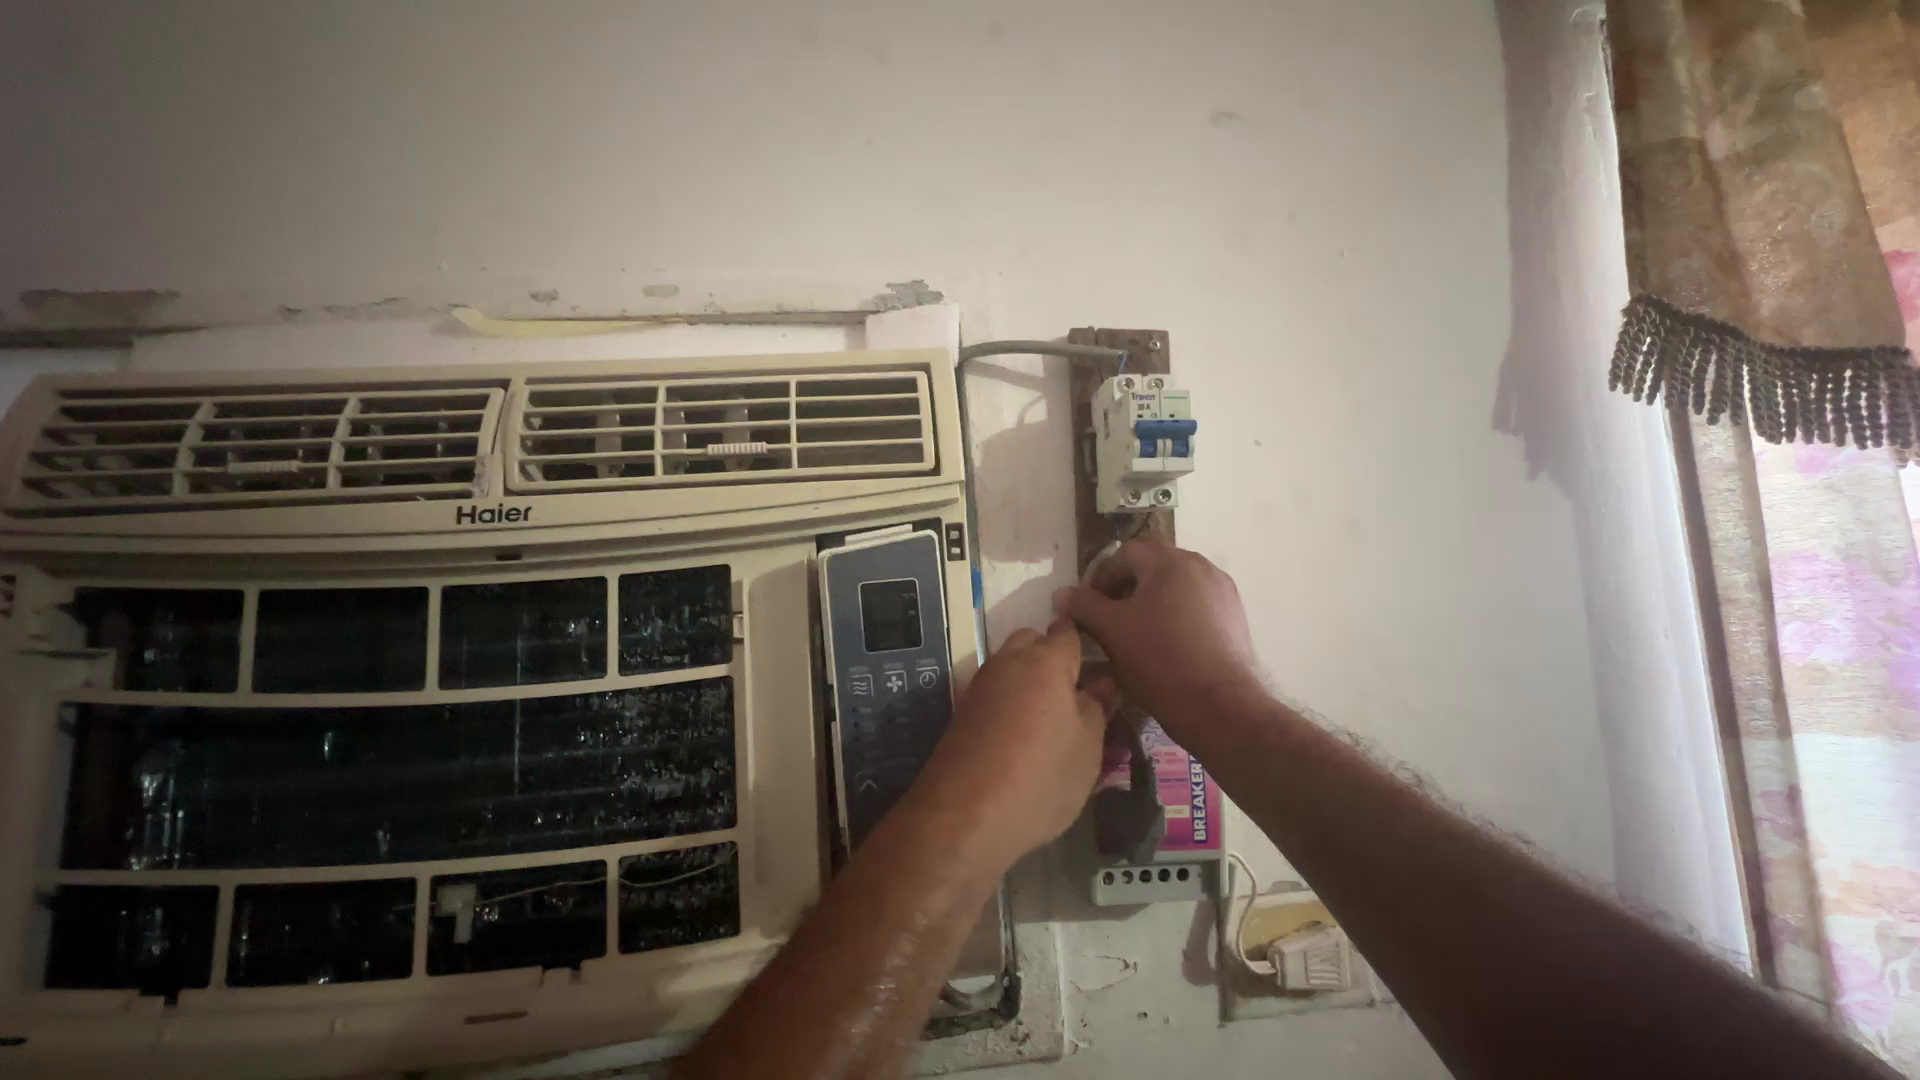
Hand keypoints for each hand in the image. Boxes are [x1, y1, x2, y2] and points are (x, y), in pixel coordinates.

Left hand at [910, 619, 1114, 866]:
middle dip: (1050, 657)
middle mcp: (1007, 662)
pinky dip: (1007, 702)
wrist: (965, 815)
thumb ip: (1096, 708)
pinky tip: (1019, 736)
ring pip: (1009, 666)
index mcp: (1045, 661)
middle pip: (1031, 642)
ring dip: (1027, 680)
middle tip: (1073, 695)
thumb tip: (1102, 681)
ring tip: (1049, 720)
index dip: (1084, 644)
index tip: (1098, 667)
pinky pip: (993, 693)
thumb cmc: (1040, 778)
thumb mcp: (1087, 748)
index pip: (1067, 632)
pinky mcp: (962, 712)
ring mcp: (979, 686)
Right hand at [1053, 538, 1259, 736]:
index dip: (1101, 576)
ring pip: (1176, 588)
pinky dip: (1176, 617)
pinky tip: (1166, 647)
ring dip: (1151, 603)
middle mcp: (1201, 566)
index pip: (1126, 552)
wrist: (1218, 704)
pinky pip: (1196, 606)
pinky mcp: (1235, 618)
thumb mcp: (1111, 631)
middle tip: (1108, 619)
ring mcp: (1222, 591)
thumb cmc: (1159, 659)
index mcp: (1170, 561)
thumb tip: (1062, 594)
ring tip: (1136, 634)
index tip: (1088, 606)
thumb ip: (1084, 606)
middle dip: (1126, 589)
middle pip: (1153, 567)